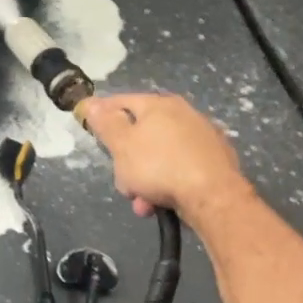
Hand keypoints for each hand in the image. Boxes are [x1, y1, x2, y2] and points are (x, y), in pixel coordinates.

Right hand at [75, 93, 248, 219]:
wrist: (212, 195)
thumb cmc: (159, 166)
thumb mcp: (122, 146)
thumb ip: (106, 124)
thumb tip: (91, 102)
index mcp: (159, 105)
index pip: (121, 101)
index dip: (101, 114)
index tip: (88, 130)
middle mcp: (183, 114)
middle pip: (139, 133)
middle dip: (125, 161)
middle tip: (121, 181)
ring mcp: (201, 136)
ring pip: (157, 155)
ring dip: (143, 179)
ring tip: (142, 201)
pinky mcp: (214, 159)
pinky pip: (177, 167)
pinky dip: (165, 182)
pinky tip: (161, 201)